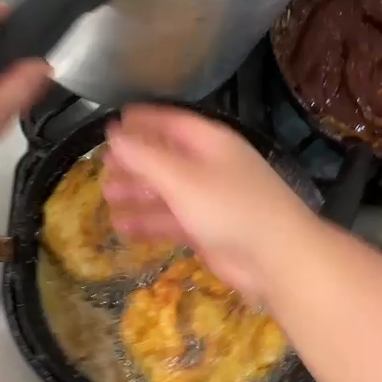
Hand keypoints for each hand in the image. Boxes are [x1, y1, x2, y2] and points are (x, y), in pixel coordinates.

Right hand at [102, 105, 323, 300]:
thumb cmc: (230, 208)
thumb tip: (114, 134)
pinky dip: (148, 222)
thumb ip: (145, 157)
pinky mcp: (208, 229)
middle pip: (165, 157)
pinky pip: (172, 219)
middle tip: (103, 167)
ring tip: (107, 196)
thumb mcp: (182, 178)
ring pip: (166, 190)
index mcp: (209, 142)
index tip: (112, 125)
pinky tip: (124, 228)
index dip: (141, 122)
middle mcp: (209, 166)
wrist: (277, 258)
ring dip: (137, 193)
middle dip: (134, 162)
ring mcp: (210, 199)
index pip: (170, 122)